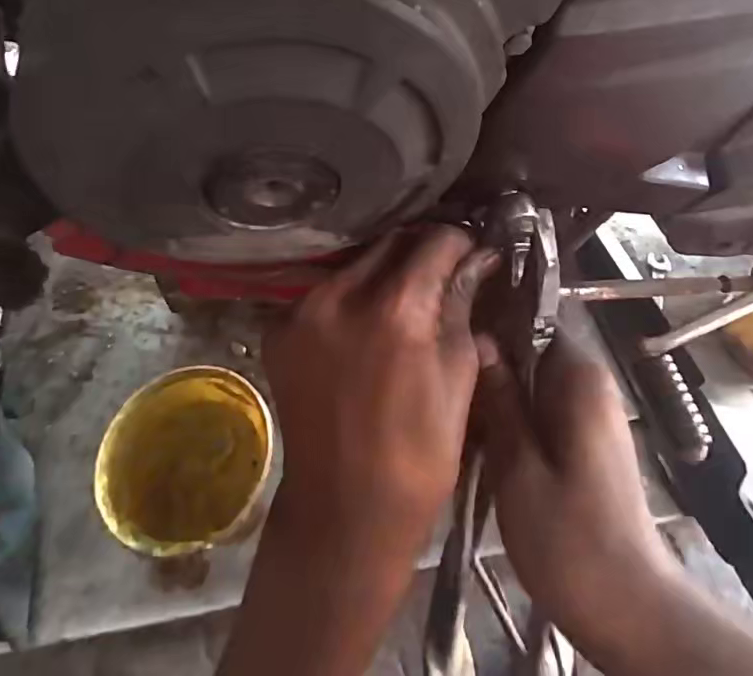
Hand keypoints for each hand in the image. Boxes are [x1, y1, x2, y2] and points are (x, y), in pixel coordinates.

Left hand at [260, 225, 497, 553]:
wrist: (344, 510)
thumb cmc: (419, 453)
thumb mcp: (459, 375)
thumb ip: (460, 307)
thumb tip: (474, 263)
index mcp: (396, 310)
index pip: (435, 241)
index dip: (461, 243)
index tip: (472, 254)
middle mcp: (341, 296)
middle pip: (392, 243)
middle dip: (422, 251)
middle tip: (442, 271)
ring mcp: (302, 312)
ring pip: (356, 264)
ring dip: (385, 271)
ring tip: (404, 296)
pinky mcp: (278, 330)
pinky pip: (324, 292)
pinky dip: (350, 296)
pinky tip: (364, 322)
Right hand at [474, 335, 681, 649]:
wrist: (629, 608)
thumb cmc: (571, 540)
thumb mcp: (519, 469)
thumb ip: (501, 401)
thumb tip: (481, 340)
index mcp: (580, 377)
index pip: (533, 316)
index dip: (490, 316)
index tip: (451, 326)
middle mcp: (591, 383)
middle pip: (531, 347)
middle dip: (490, 358)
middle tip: (443, 372)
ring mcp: (591, 412)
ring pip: (533, 379)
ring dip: (499, 390)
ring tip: (454, 401)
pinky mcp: (585, 439)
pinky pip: (542, 406)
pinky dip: (514, 414)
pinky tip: (482, 436)